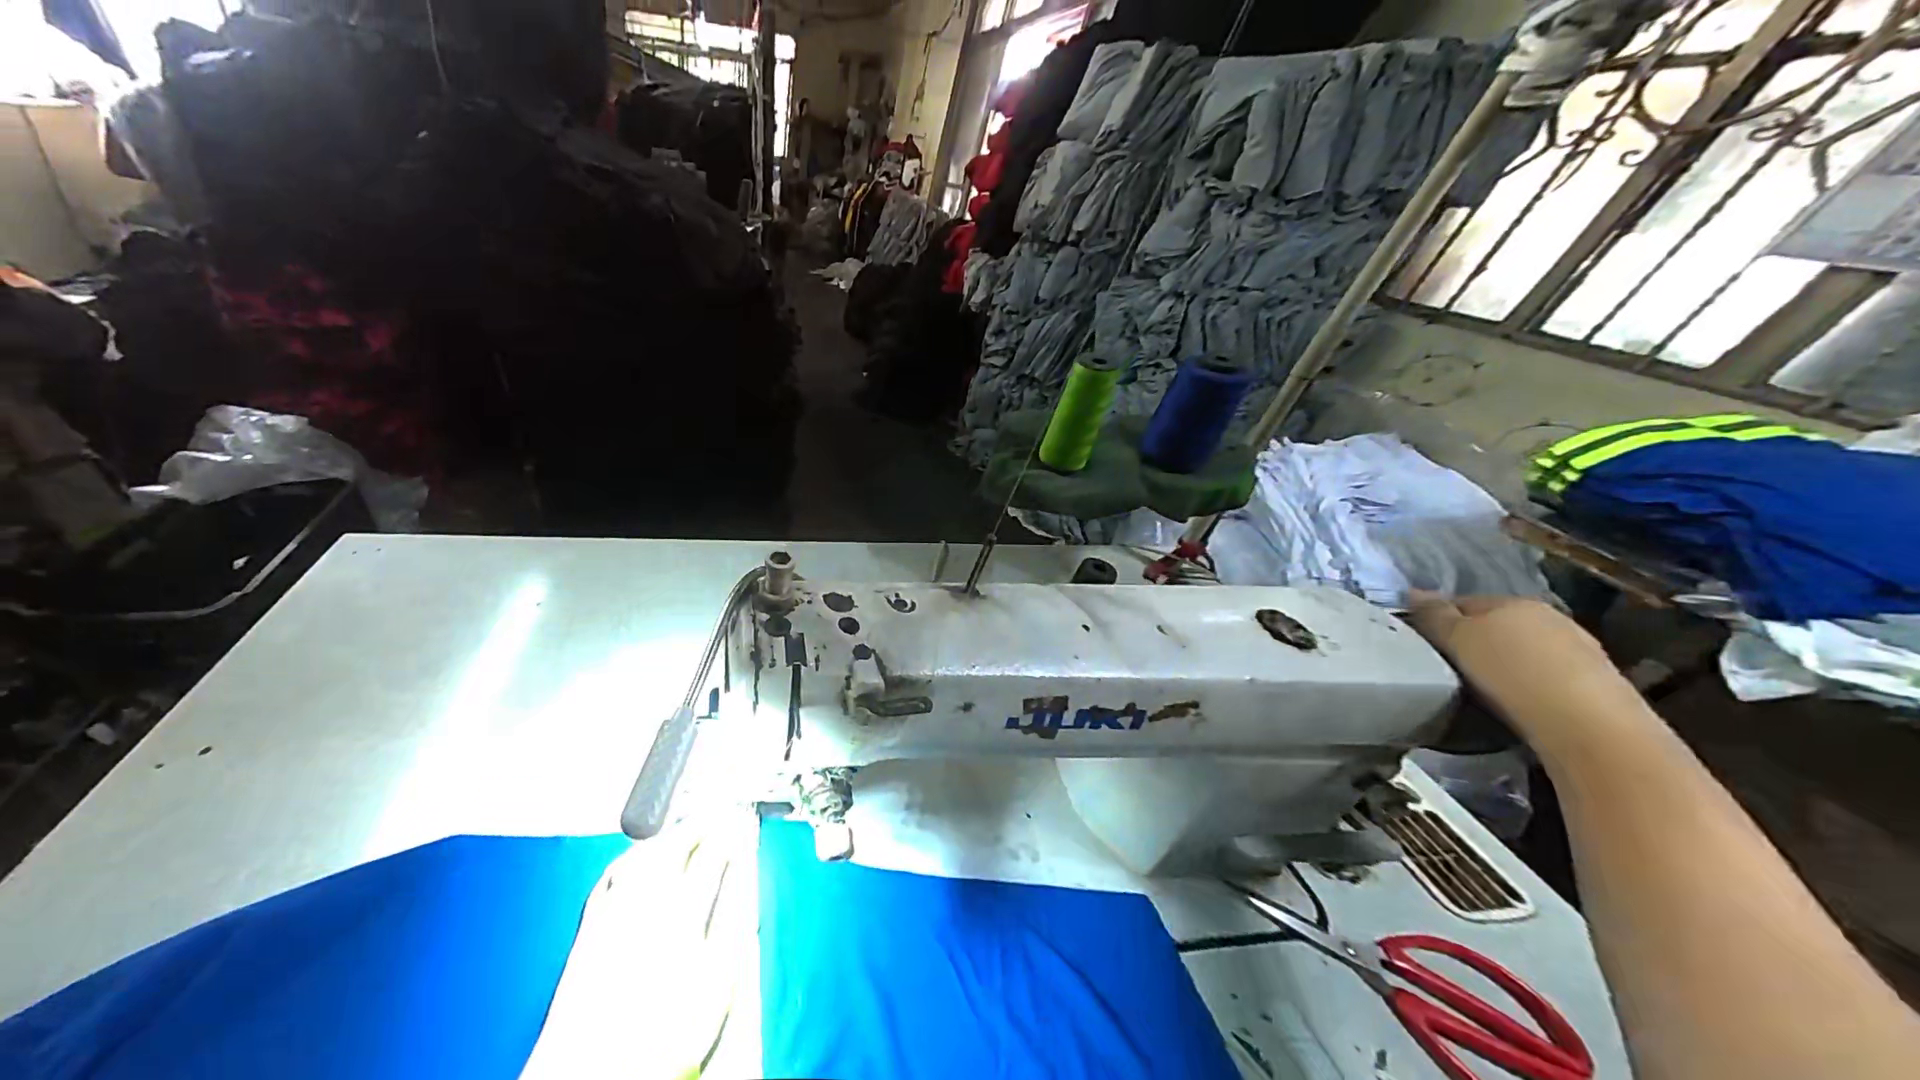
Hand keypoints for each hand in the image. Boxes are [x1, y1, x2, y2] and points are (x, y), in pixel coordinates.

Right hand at [1406, 593, 1647, 746]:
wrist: (1590, 724)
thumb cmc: (1511, 672)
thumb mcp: (1458, 640)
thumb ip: (1433, 616)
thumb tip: (1412, 592)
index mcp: (1511, 601)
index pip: (1462, 602)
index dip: (1439, 619)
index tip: (1422, 643)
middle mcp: (1548, 616)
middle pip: (1497, 624)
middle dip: (1475, 641)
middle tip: (1450, 667)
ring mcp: (1578, 648)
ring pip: (1525, 649)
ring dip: (1505, 662)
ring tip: (1485, 688)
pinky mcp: (1597, 683)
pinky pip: (1547, 674)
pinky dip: (1530, 683)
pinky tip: (1520, 702)